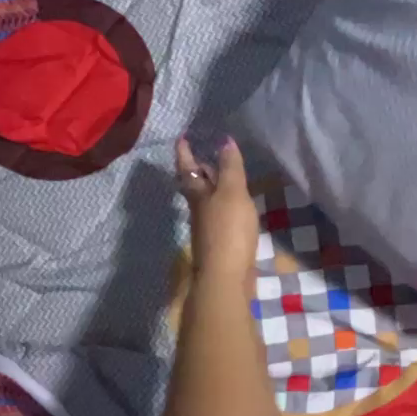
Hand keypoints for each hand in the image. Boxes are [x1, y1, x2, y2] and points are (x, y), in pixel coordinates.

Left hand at [177, 137, 259, 282]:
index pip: (188, 168)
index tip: (181, 138)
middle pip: (194, 185)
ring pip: (206, 200)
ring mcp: (207, 227)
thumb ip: (230, 168)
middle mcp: (198, 209)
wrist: (226, 277)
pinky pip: (219, 215)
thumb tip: (224, 140)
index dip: (185, 152)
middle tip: (203, 154)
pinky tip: (235, 206)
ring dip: (212, 187)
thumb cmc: (228, 230)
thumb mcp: (232, 193)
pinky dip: (224, 205)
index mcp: (198, 194)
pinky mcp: (219, 242)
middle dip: (198, 169)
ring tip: (223, 176)